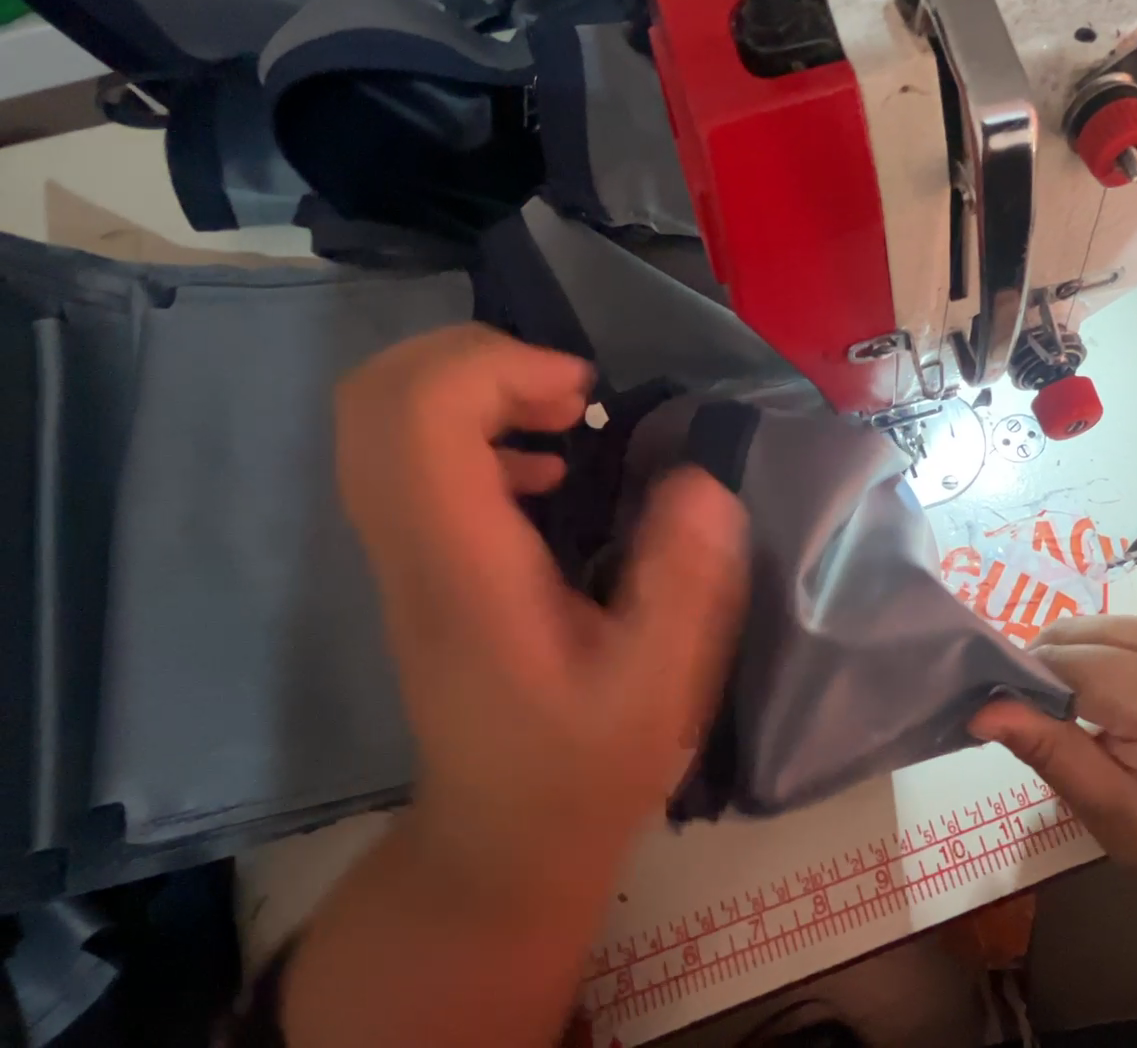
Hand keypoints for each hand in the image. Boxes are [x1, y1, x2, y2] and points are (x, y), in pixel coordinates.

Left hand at [334, 324, 749, 864]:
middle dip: (478, 358)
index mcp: (464, 569)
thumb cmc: (588, 765)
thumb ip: (688, 579)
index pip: (419, 414)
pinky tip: (547, 471)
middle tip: (573, 392)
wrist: (505, 838)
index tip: (587, 395)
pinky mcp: (417, 564)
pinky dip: (472, 427)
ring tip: (566, 416)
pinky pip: (409, 456)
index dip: (498, 367)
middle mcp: (411, 549)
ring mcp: (402, 556)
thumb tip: (700, 478)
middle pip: (376, 396)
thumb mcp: (663, 683)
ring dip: (474, 387)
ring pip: (382, 419)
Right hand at [969, 616, 1136, 946]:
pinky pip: (1121, 631)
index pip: (1072, 663)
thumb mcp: (1107, 806)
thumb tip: (980, 710)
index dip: (1023, 680)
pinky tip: (1092, 697)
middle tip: (1024, 718)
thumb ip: (1047, 748)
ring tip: (1058, 711)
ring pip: (1097, 626)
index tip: (992, 710)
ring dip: (1067, 659)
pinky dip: (1094, 655)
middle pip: (1082, 634)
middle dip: (1042, 668)